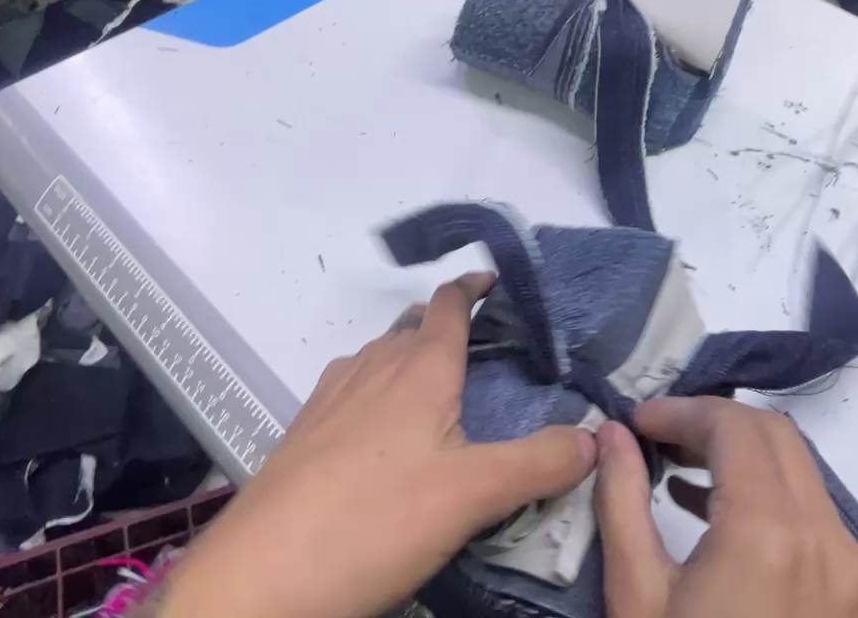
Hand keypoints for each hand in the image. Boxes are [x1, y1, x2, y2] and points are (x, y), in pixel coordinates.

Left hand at [157, 273, 598, 617]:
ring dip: (412, 360)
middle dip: (448, 329)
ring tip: (442, 397)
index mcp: (420, 366)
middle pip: (415, 326)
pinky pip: (355, 388)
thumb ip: (539, 462)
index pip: (449, 302)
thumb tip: (596, 436)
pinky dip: (381, 391)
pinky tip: (385, 438)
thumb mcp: (472, 496)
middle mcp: (374, 364)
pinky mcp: (307, 426)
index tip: (496, 282)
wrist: (261, 574)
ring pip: (383, 356)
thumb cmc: (375, 519)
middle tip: (486, 358)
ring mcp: (334, 392)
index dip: (474, 286)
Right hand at [595, 398, 857, 617]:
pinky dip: (771, 499)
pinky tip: (720, 524)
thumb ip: (622, 499)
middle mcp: (830, 541)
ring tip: (680, 473)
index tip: (634, 423)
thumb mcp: (637, 596)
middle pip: (774, 436)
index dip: (680, 410)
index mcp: (771, 532)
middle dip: (711, 422)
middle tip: (657, 439)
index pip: (731, 424)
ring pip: (802, 475)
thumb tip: (609, 433)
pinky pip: (819, 522)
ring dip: (741, 458)